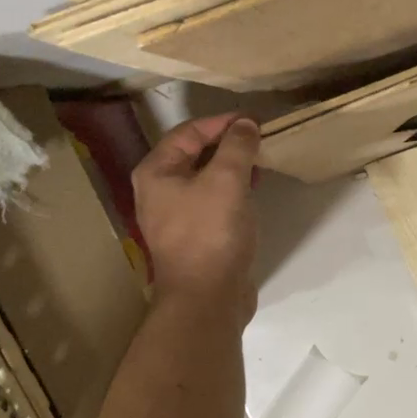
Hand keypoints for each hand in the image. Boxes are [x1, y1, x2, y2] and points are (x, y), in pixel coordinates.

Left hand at [131, 114, 259, 319]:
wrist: (207, 297)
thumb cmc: (211, 233)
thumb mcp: (227, 181)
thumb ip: (237, 147)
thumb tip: (246, 125)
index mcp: (156, 172)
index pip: (189, 132)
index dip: (222, 122)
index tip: (255, 120)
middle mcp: (159, 191)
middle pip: (194, 155)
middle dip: (228, 145)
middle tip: (260, 140)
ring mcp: (176, 217)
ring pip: (205, 180)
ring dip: (232, 169)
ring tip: (260, 163)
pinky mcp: (195, 238)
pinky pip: (213, 203)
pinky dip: (232, 192)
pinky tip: (252, 195)